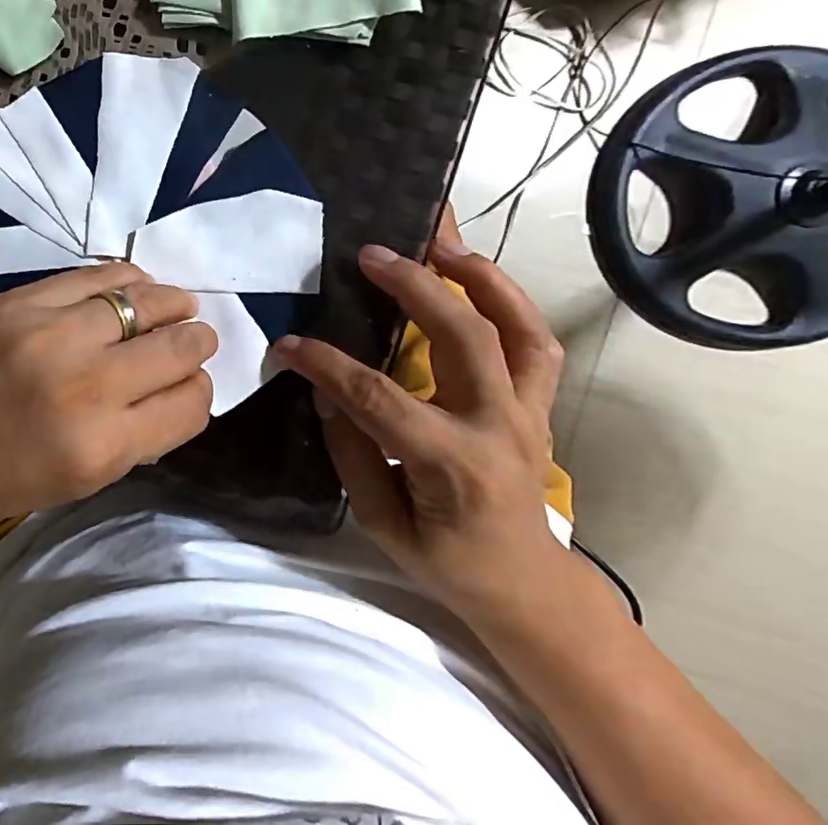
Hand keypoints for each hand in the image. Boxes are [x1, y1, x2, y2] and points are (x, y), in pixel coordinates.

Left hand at [0, 262, 216, 537]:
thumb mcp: (71, 484)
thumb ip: (129, 440)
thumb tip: (172, 394)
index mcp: (101, 448)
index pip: (190, 405)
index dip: (196, 394)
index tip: (186, 388)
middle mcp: (86, 387)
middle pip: (178, 349)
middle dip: (195, 345)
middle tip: (193, 341)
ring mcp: (49, 335)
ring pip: (145, 302)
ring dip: (171, 305)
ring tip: (176, 306)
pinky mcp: (17, 303)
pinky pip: (94, 277)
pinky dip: (125, 280)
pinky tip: (134, 285)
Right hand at [273, 238, 572, 624]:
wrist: (525, 584)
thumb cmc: (443, 559)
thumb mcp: (379, 518)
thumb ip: (351, 450)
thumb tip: (327, 390)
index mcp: (451, 464)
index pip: (379, 398)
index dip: (328, 365)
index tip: (289, 345)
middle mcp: (498, 427)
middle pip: (464, 339)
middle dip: (415, 289)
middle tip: (371, 255)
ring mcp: (529, 412)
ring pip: (518, 330)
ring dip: (480, 278)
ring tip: (440, 243)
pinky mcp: (539, 405)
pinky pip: (536, 344)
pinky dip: (509, 303)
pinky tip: (475, 278)